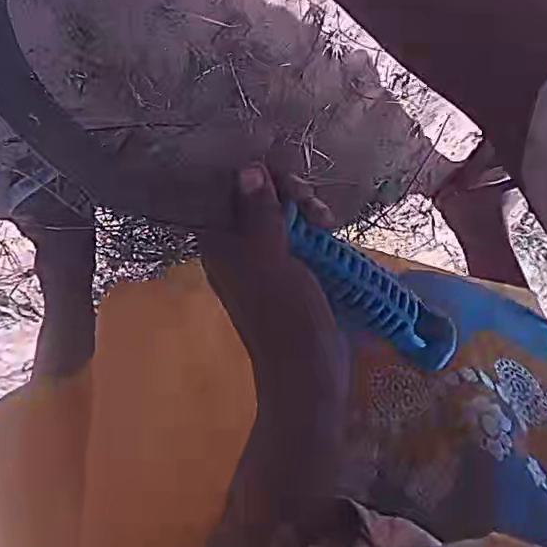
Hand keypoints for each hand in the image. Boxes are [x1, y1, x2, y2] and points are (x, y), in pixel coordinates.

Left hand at [197, 166, 347, 416]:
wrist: (309, 377)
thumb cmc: (285, 319)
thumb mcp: (270, 261)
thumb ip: (258, 214)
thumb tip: (247, 169)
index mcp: (217, 240)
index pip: (226, 187)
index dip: (254, 175)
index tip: (283, 179)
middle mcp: (234, 243)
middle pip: (255, 195)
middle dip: (286, 191)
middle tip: (312, 207)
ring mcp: (262, 254)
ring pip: (279, 210)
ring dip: (304, 207)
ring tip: (326, 223)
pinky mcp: (287, 265)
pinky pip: (295, 230)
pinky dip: (312, 225)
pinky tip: (329, 230)